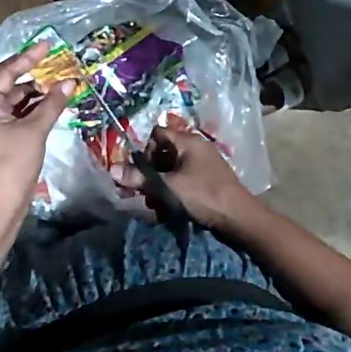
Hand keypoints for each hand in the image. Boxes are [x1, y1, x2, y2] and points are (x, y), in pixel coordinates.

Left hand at [0, 46, 74, 216]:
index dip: (28, 57)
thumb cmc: (12, 165)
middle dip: (28, 72)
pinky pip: (14, 115)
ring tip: (57, 83)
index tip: (48, 44)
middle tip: (51, 60)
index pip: (5, 72)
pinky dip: (31, 108)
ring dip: (32, 92)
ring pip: (11, 100)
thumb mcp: (34, 131)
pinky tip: (49, 103)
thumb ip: (52, 104)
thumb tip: (70, 82)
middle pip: (5, 83)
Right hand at [111, 123, 256, 228]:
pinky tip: (170, 209)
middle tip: (145, 192)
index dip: (145, 150)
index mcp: (188, 141)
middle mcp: (196, 147)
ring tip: (157, 205)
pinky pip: (183, 180)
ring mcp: (203, 163)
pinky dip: (173, 191)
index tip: (142, 171)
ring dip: (160, 186)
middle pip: (163, 153)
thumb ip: (140, 178)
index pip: (157, 133)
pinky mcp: (207, 179)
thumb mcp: (168, 187)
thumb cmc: (204, 195)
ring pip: (171, 169)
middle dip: (151, 173)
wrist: (239, 218)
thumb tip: (111, 169)